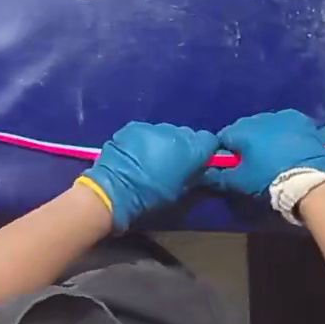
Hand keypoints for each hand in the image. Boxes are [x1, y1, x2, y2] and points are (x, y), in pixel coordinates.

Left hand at [80, 121, 218, 229]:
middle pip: (187, 134)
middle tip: (173, 163)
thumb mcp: (182, 192)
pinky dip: (145, 140)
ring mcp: (152, 127)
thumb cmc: (152, 197)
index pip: (209, 140)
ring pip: (166, 132)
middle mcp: (175, 132)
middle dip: (183, 146)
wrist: (115, 190)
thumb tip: (208, 171)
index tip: (198, 162)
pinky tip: (136, 154)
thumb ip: (198, 177)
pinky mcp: (133, 126)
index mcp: (191, 149)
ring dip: (163, 142)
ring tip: (152, 159)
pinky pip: (146, 131)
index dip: (205, 151)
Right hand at [206, 110, 324, 198]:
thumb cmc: (269, 181)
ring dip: (265, 136)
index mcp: (240, 131)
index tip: (233, 165)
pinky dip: (284, 132)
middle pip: (244, 129)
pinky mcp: (301, 120)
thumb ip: (219, 176)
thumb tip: (207, 173)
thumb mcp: (239, 183)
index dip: (227, 152)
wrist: (310, 183)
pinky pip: (285, 123)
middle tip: (253, 162)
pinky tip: (289, 146)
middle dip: (246, 142)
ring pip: (265, 125)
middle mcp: (258, 118)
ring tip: (273, 155)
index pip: (223, 137)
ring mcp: (281, 116)